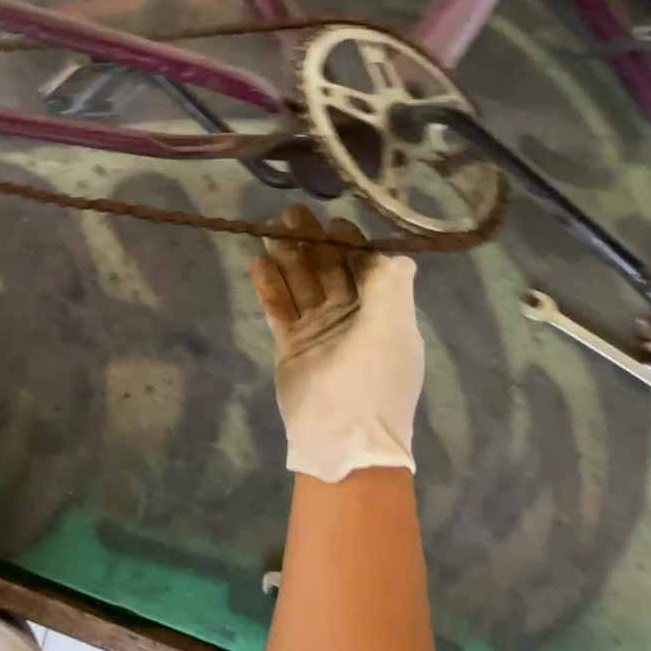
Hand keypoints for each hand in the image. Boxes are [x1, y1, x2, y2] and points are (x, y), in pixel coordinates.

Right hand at [249, 204, 424, 482]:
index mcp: (384, 314)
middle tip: (289, 214)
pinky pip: (279, 308)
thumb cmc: (371, 382)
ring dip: (287, 259)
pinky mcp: (291, 344)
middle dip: (312, 244)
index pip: (366, 268)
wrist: (340, 436)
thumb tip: (393, 252)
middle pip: (329, 272)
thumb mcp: (390, 332)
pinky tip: (257, 264)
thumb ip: (390, 289)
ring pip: (301, 286)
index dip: (350, 244)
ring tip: (268, 231)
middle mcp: (353, 318)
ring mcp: (319, 331)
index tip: (332, 219)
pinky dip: (269, 287)